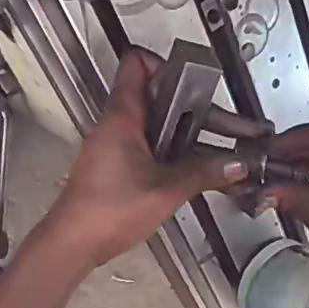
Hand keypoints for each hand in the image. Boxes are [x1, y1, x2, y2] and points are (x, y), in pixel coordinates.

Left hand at [39, 48, 246, 268]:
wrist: (73, 244)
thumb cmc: (107, 212)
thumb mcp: (165, 191)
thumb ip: (203, 173)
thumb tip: (236, 165)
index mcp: (122, 117)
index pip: (137, 63)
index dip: (167, 63)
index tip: (194, 82)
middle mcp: (116, 124)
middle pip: (154, 95)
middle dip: (188, 104)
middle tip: (216, 116)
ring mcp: (114, 144)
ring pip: (153, 122)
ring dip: (182, 130)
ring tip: (214, 142)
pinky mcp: (116, 164)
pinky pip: (148, 144)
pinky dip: (171, 150)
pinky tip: (193, 166)